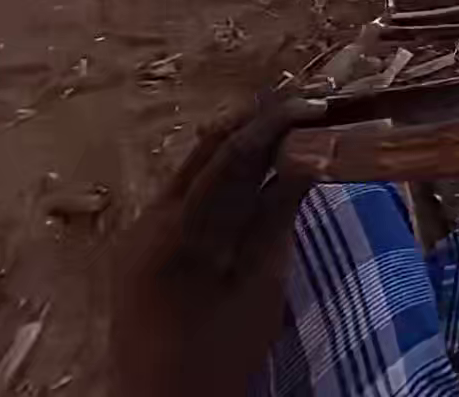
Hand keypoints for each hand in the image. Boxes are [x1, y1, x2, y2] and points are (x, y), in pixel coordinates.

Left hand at [111, 98, 323, 394]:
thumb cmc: (219, 357)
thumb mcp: (261, 283)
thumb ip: (279, 211)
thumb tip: (310, 154)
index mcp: (178, 232)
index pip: (231, 154)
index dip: (275, 122)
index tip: (315, 105)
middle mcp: (150, 218)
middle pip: (208, 147)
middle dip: (257, 119)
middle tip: (303, 101)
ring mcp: (142, 229)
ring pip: (198, 163)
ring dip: (243, 139)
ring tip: (287, 120)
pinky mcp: (146, 241)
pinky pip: (191, 188)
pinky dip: (226, 169)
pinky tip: (257, 162)